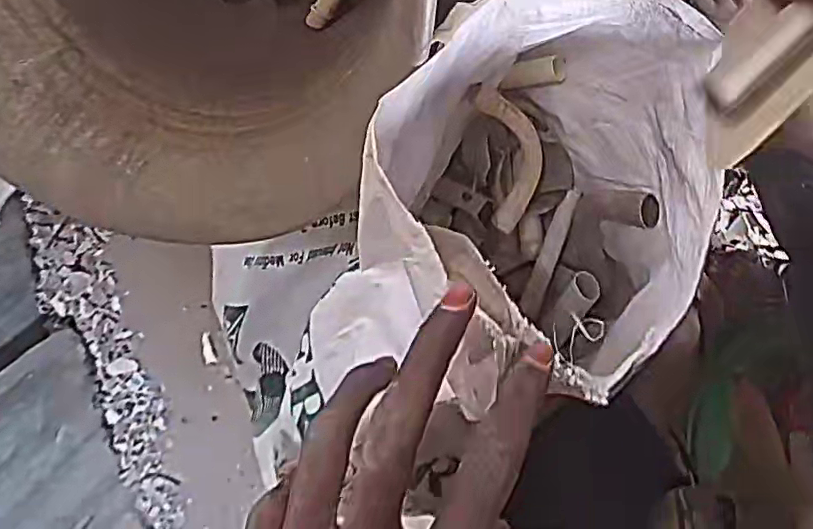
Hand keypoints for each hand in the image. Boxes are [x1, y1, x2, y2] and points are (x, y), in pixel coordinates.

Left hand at [246, 281, 551, 528]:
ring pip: (329, 442)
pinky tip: (317, 446)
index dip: (516, 405)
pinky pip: (276, 496)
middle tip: (456, 305)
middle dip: (433, 353)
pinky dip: (300, 462)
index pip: (487, 472)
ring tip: (388, 361)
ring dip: (362, 387)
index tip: (536, 358)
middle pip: (399, 426)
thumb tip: (504, 522)